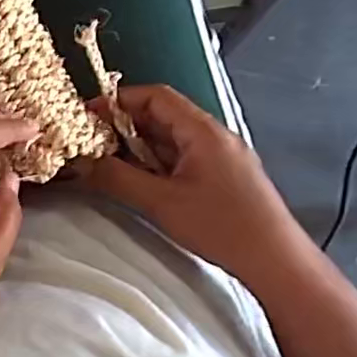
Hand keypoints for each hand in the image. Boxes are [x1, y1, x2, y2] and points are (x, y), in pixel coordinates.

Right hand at [77, 85, 306, 278]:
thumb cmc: (222, 226)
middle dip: (123, 126)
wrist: (275, 260)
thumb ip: (117, 178)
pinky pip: (180, 158)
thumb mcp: (161, 202)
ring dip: (137, 148)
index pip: (155, 96)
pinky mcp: (221, 176)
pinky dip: (155, 164)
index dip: (118, 101)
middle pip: (161, 116)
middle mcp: (212, 136)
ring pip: (169, 139)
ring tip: (106, 163)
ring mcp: (219, 156)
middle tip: (90, 143)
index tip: (88, 116)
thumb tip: (81, 163)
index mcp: (201, 130)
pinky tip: (137, 180)